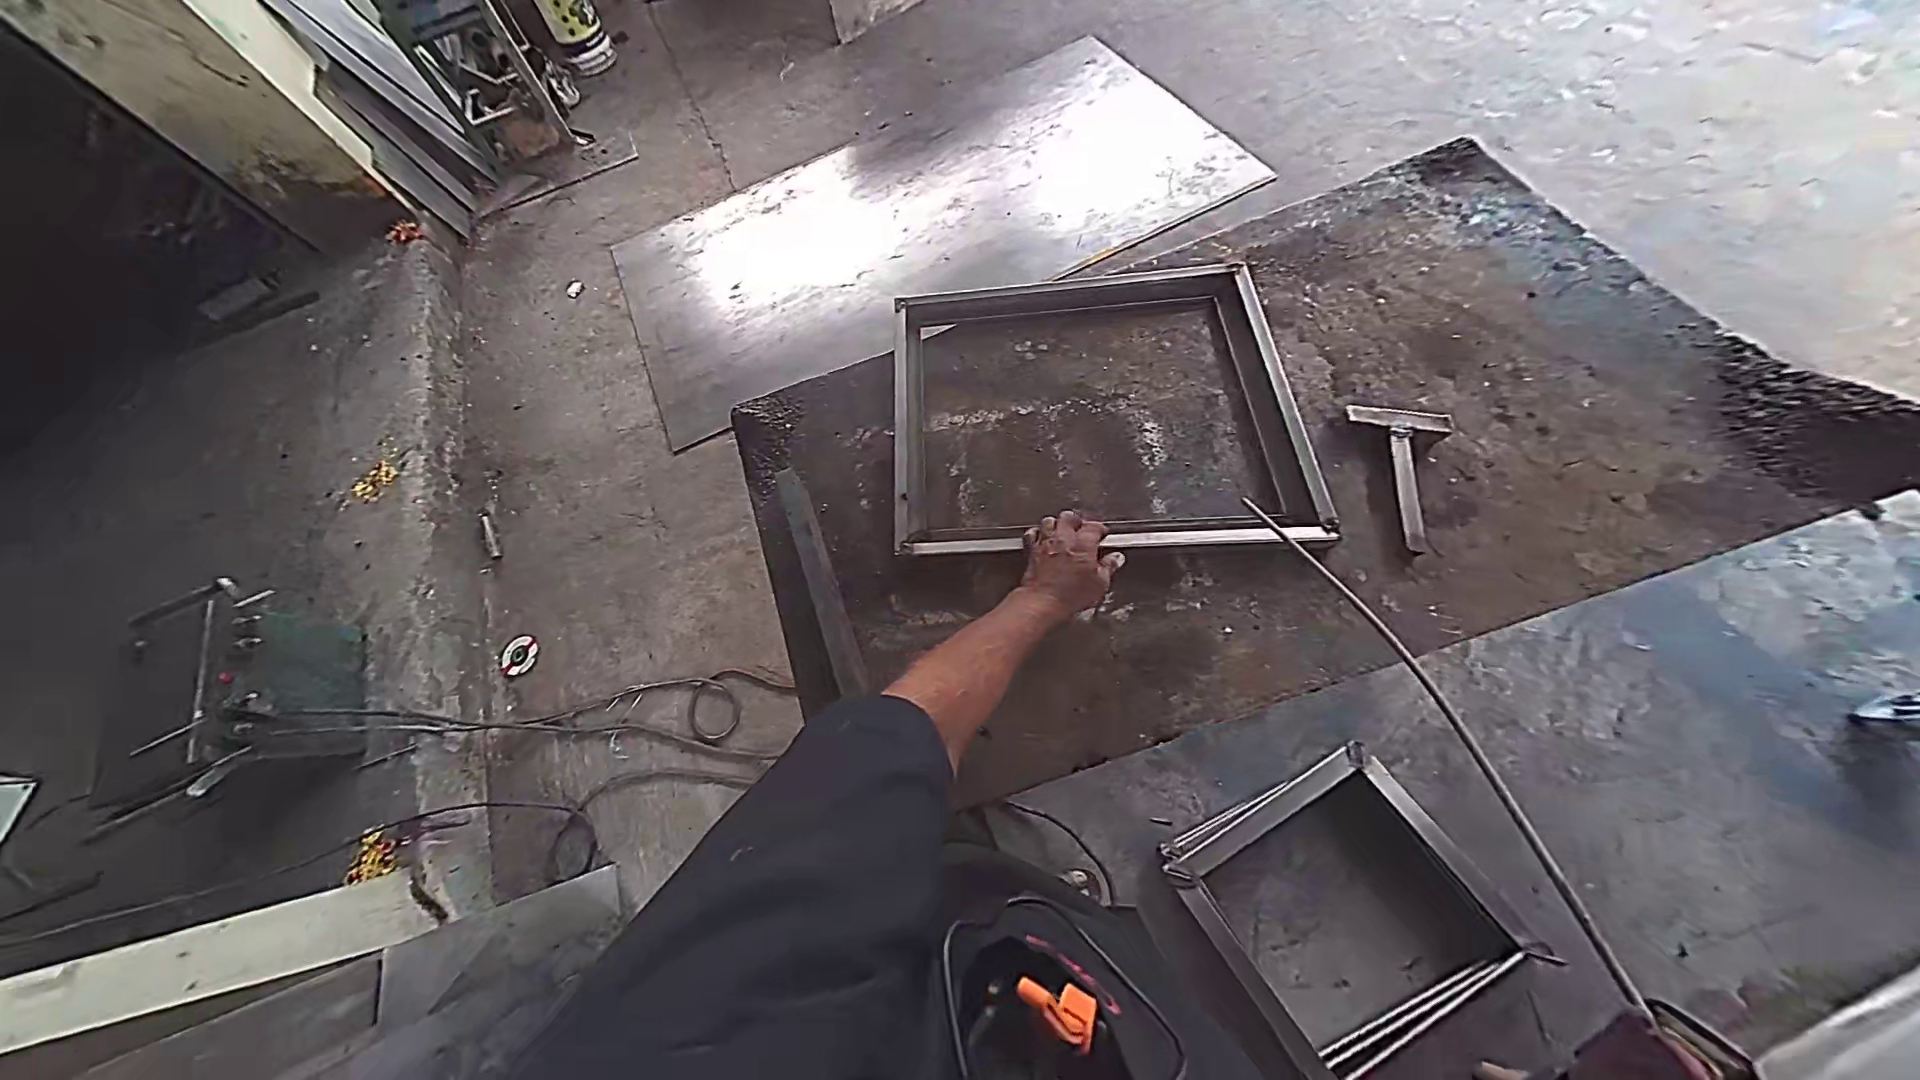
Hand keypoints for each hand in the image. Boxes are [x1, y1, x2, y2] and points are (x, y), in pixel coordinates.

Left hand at [1011, 510, 1124, 622]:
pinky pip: (1031, 534)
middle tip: (1081, 527)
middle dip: (1076, 520)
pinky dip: (1037, 533)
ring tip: (1061, 529)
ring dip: (1056, 524)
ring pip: (1049, 521)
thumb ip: (1108, 567)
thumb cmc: (1069, 595)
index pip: (1093, 527)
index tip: (1102, 533)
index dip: (1099, 528)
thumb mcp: (1099, 584)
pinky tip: (1041, 538)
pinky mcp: (1031, 551)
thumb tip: (1115, 559)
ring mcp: (1045, 543)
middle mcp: (1063, 539)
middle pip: (1069, 517)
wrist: (1042, 602)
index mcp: (1083, 544)